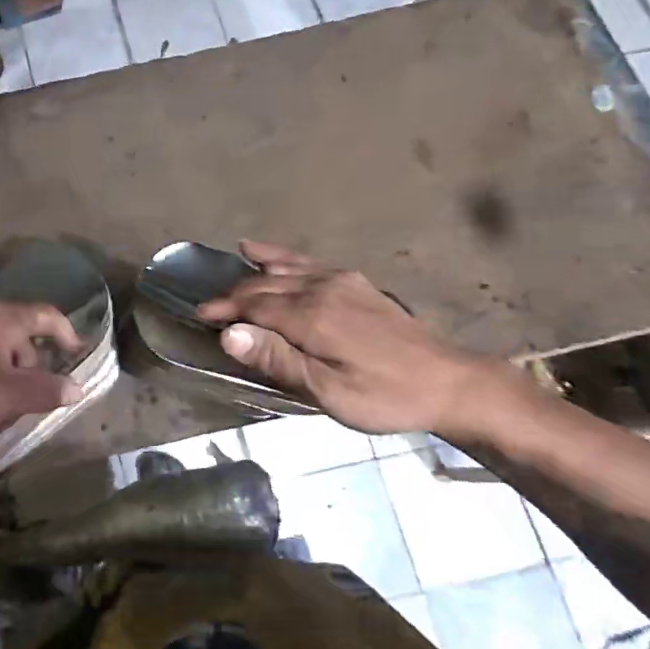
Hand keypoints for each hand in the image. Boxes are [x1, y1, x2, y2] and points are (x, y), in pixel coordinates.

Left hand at [0, 301, 82, 464]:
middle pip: (18, 327)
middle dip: (34, 359)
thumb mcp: (4, 399)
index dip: (67, 333)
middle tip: (36, 394)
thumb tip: (77, 386)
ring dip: (7, 367)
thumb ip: (45, 390)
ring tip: (3, 402)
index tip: (79, 357)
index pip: (45, 314)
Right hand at [197, 241, 519, 437]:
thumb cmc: (385, 396)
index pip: (254, 305)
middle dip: (233, 294)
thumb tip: (230, 333)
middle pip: (265, 285)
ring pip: (283, 269)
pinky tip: (262, 252)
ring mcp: (340, 280)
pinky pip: (306, 262)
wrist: (450, 382)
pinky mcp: (354, 282)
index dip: (225, 309)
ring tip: (227, 282)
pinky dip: (279, 256)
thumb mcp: (329, 392)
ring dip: (251, 275)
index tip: (200, 316)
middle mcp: (321, 289)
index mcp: (312, 317)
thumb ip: (278, 360)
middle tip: (210, 309)